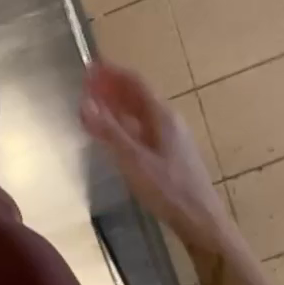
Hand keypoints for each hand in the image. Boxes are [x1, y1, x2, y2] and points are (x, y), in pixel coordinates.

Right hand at [80, 62, 233, 250]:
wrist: (199, 219)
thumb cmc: (168, 189)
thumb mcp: (133, 161)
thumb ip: (108, 132)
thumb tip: (83, 103)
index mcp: (162, 117)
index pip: (134, 83)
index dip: (111, 73)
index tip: (89, 66)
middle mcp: (167, 121)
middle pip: (137, 96)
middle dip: (111, 87)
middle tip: (86, 82)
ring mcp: (169, 138)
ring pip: (139, 113)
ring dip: (116, 105)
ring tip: (93, 102)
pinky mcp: (167, 154)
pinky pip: (141, 129)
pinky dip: (123, 124)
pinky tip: (113, 132)